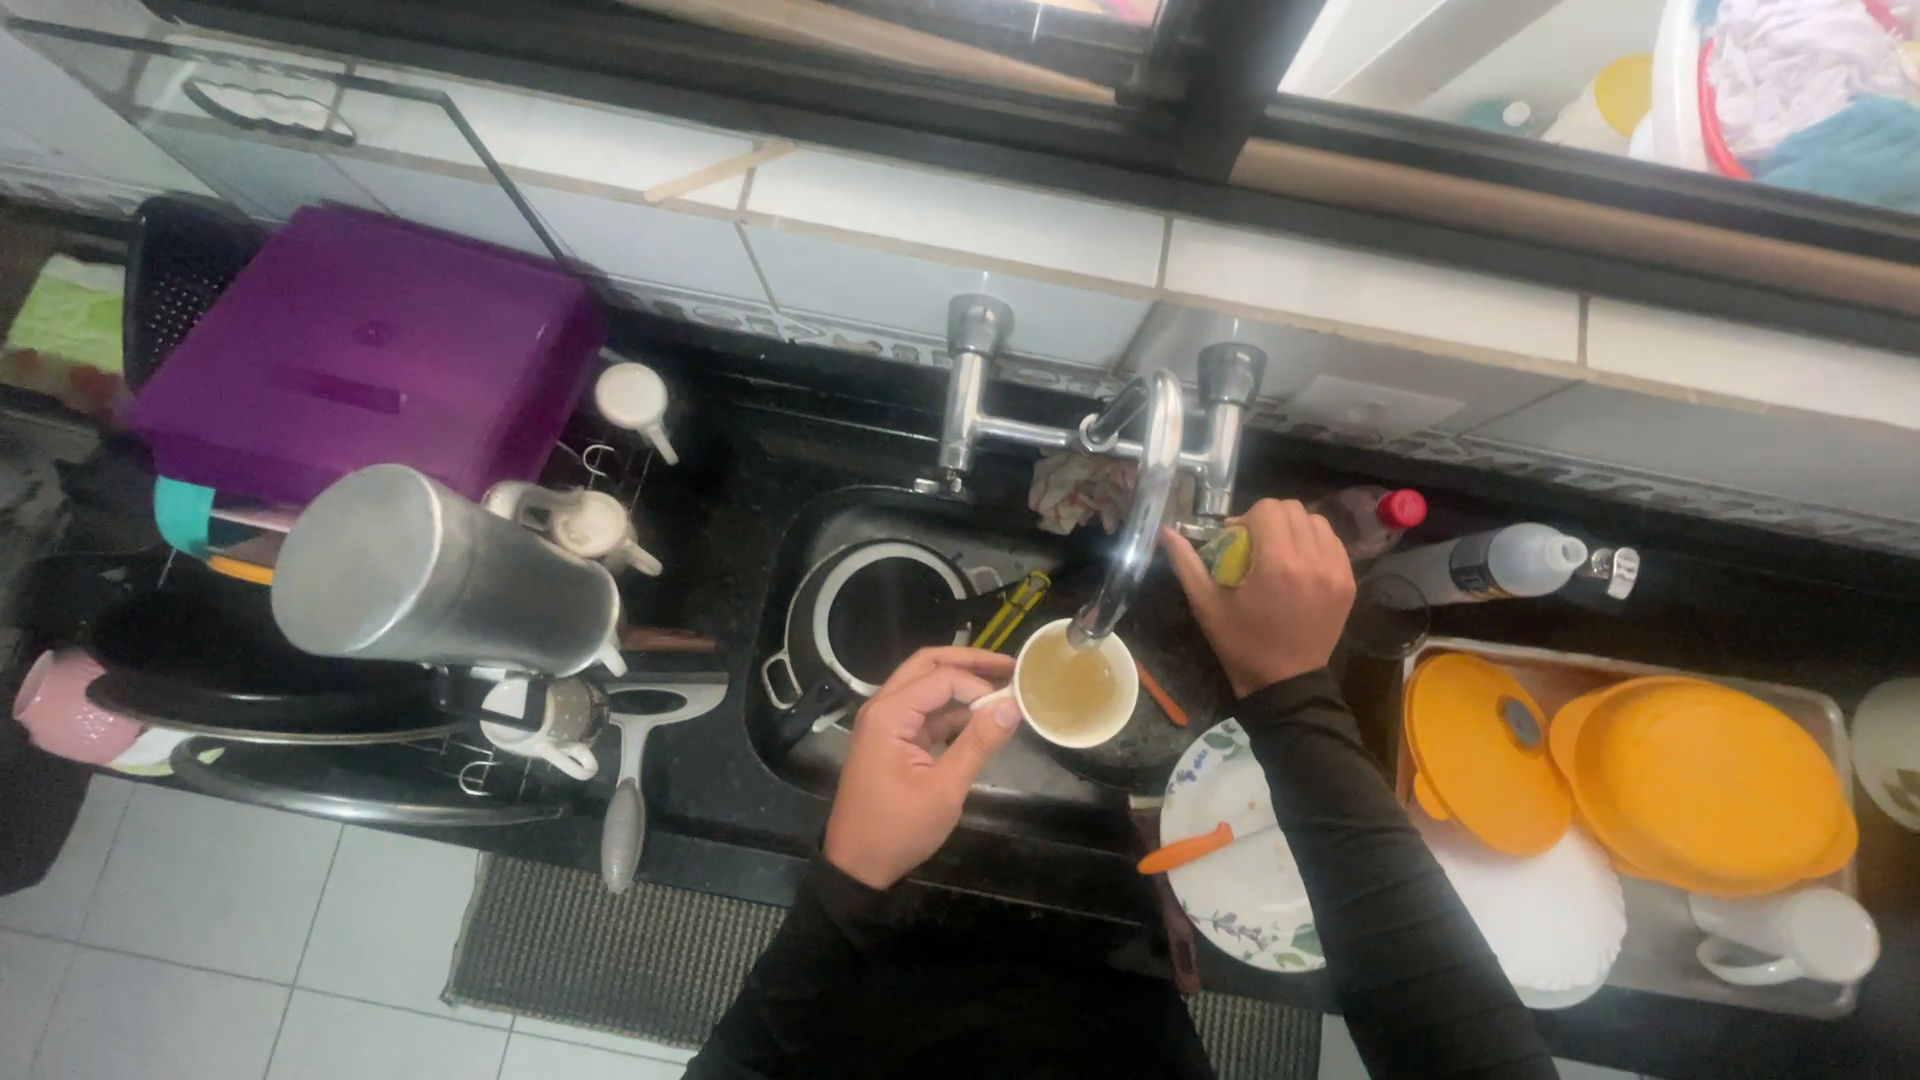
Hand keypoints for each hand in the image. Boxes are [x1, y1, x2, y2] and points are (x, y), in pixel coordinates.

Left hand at [823, 647, 1023, 889]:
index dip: (978, 685)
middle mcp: (883, 708)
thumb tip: (1011, 706)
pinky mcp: (893, 738)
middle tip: (1008, 665)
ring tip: (1001, 684)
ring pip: (926, 684)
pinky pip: (925, 711)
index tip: (1009, 703)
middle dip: (969, 662)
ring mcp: (886, 722)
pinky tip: (981, 716)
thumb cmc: (897, 829)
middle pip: (928, 665)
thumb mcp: (944, 790)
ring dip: (961, 682)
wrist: (857, 865)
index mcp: (888, 715)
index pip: (941, 678)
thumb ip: (977, 744)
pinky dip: (952, 709)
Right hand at [1163, 499, 1355, 697]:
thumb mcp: (1206, 604)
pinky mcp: (1348, 583)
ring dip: (1294, 528)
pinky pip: (1333, 544)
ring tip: (1278, 551)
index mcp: (1277, 564)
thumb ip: (1186, 563)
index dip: (1247, 518)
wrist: (1285, 683)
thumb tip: (1165, 531)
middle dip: (1269, 519)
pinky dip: (1314, 543)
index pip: (1268, 509)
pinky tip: (1298, 564)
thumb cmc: (1241, 644)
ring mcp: (1336, 571)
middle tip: (1254, 543)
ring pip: (1317, 522)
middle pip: (1293, 509)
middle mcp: (1312, 561)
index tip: (1235, 539)